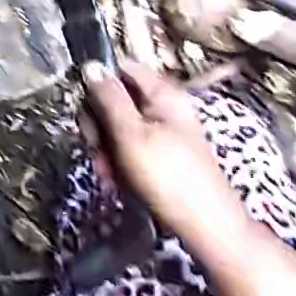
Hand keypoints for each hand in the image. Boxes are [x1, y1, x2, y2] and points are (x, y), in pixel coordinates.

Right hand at [87, 61, 251, 241]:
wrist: (208, 230)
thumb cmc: (169, 178)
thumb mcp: (130, 134)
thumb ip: (108, 98)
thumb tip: (91, 65)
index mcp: (163, 93)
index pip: (121, 68)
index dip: (99, 83)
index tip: (87, 107)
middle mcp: (165, 107)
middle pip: (116, 98)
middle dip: (100, 123)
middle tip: (97, 147)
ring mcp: (165, 131)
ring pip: (119, 125)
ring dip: (106, 147)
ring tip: (108, 171)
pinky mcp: (163, 154)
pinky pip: (131, 146)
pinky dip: (119, 161)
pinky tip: (117, 180)